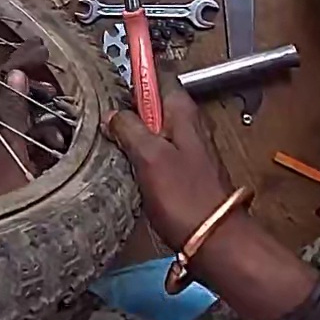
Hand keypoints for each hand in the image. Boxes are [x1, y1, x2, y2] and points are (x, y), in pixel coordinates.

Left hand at [0, 40, 59, 199]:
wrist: (16, 255)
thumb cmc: (6, 201)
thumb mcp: (11, 151)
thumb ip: (14, 110)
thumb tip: (15, 74)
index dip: (17, 64)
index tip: (41, 49)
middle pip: (8, 101)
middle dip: (36, 96)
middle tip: (57, 88)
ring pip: (24, 121)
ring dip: (45, 120)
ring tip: (60, 131)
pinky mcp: (13, 169)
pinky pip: (31, 142)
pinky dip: (46, 139)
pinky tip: (59, 147)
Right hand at [104, 78, 235, 249]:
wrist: (215, 242)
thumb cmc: (183, 196)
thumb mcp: (149, 157)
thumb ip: (129, 129)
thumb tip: (112, 114)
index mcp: (183, 111)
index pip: (157, 76)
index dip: (134, 77)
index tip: (109, 87)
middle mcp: (188, 123)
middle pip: (152, 104)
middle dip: (128, 110)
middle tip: (104, 122)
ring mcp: (188, 148)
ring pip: (152, 130)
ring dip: (132, 136)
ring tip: (111, 146)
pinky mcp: (184, 170)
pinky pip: (156, 152)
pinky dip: (141, 156)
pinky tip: (128, 169)